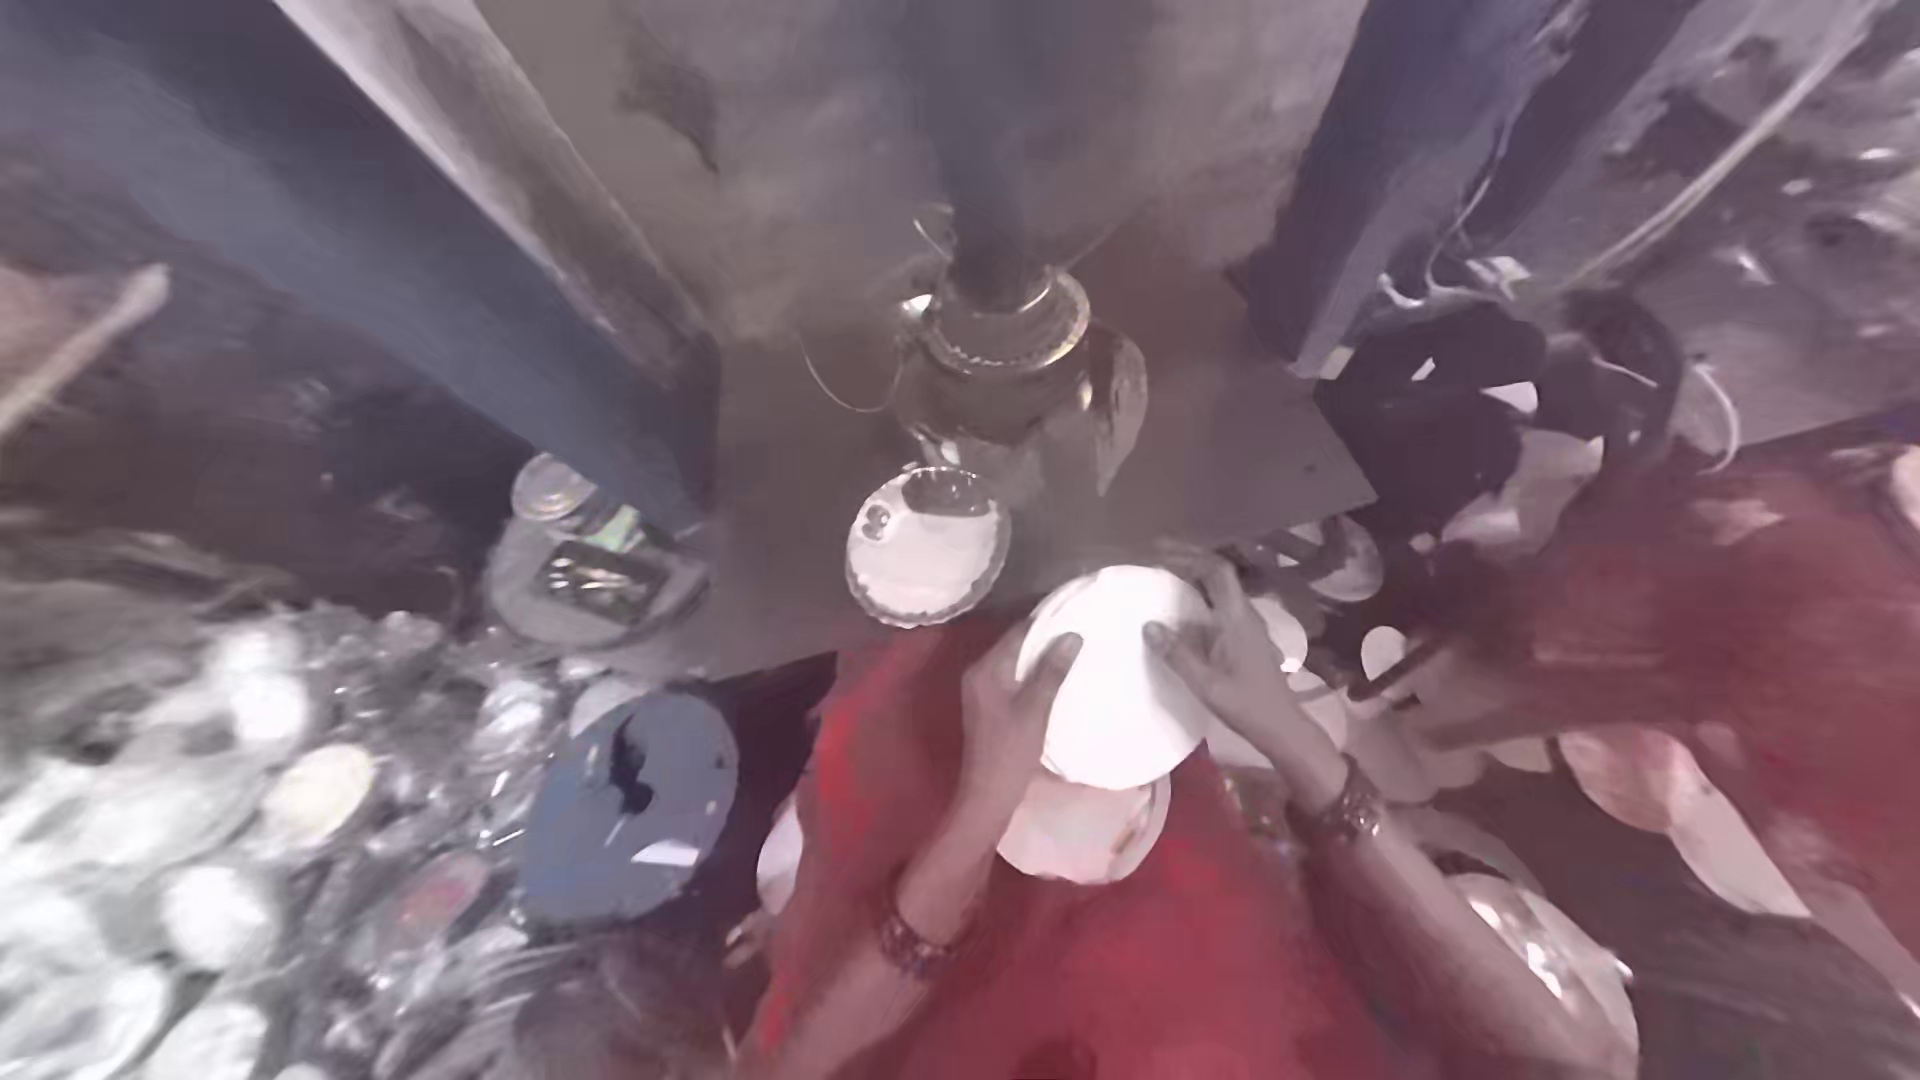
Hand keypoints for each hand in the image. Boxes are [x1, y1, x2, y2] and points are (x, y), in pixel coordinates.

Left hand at [957, 620, 1081, 816]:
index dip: (1042, 620)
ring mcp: (981, 689)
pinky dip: (1030, 672)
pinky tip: (1053, 674)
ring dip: (1037, 655)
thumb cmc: (1012, 750)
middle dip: (1042, 636)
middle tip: (1076, 627)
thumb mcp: (1036, 708)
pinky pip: (1011, 676)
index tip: (1070, 610)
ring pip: (1013, 661)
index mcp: (985, 669)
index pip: (1015, 633)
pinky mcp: (988, 703)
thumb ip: (1052, 671)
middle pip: (1013, 645)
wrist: (989, 792)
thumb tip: (1072, 636)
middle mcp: (978, 672)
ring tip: (1070, 647)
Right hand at [1145, 547, 1341, 804]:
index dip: (1190, 555)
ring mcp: (1247, 625)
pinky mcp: (1244, 636)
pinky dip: (1197, 596)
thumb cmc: (1246, 705)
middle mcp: (1244, 614)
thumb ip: (1177, 653)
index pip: (1217, 571)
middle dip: (1188, 559)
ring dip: (1193, 576)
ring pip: (1219, 588)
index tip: (1161, 551)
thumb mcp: (1205, 684)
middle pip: (1218, 574)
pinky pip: (1219, 605)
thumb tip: (1148, 625)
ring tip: (1163, 575)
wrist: (1282, 727)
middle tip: (1156, 556)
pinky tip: (1179, 609)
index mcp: (1237, 618)